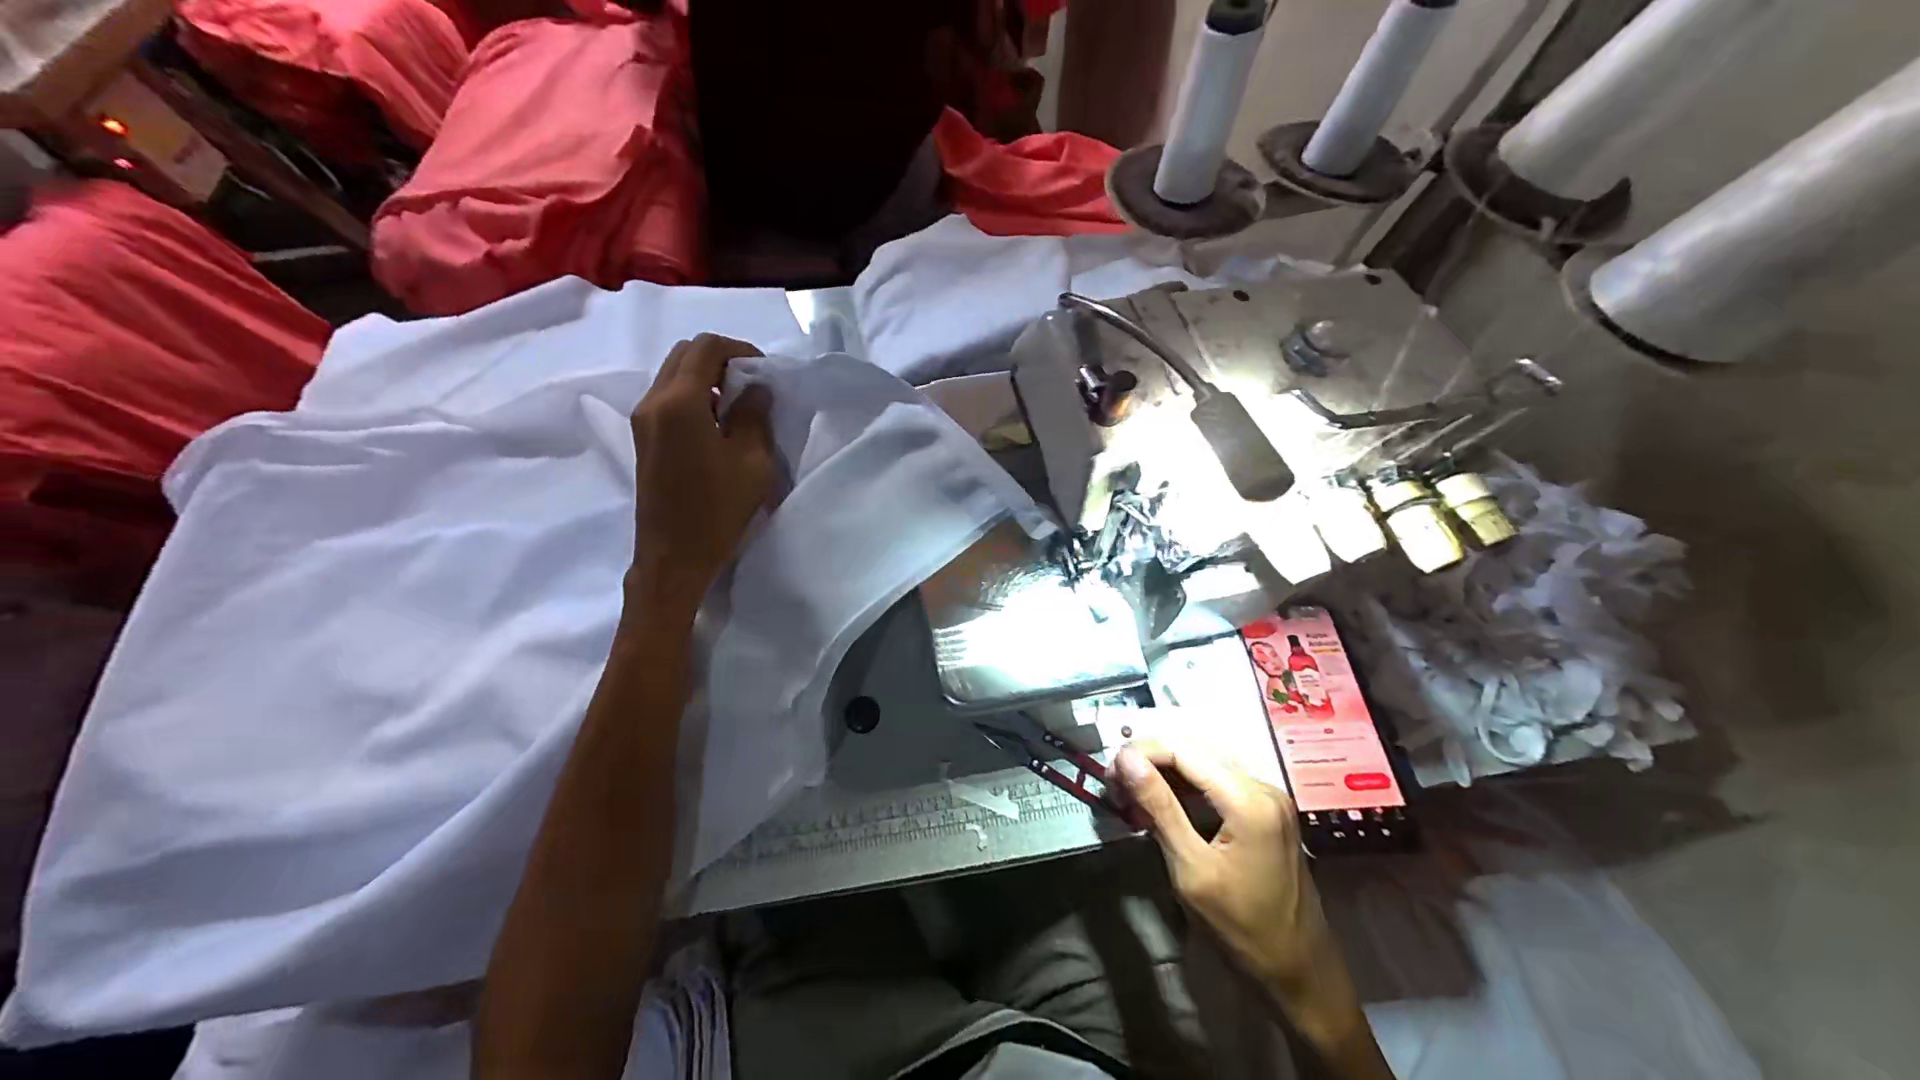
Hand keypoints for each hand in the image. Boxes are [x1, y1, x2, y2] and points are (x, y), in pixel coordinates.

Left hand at [627, 334, 775, 614]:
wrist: (673, 557)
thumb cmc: (718, 511)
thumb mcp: (752, 462)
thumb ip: (755, 415)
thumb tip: (755, 389)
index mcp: (679, 403)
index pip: (706, 348)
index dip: (739, 350)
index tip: (764, 371)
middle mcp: (653, 402)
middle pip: (684, 354)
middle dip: (720, 359)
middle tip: (752, 384)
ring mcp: (642, 419)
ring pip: (673, 374)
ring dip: (706, 378)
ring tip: (738, 405)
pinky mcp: (643, 438)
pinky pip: (667, 397)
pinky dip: (694, 396)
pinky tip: (717, 424)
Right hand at [1112, 739, 1324, 991]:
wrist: (1300, 970)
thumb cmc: (1242, 927)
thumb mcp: (1191, 869)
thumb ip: (1159, 807)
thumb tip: (1126, 758)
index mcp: (1249, 798)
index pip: (1183, 750)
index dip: (1140, 753)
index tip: (1108, 774)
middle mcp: (1263, 786)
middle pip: (1194, 752)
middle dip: (1150, 762)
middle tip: (1115, 786)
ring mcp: (1268, 797)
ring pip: (1204, 764)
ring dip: (1165, 773)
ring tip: (1131, 793)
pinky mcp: (1266, 810)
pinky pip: (1218, 782)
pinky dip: (1185, 787)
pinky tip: (1161, 802)